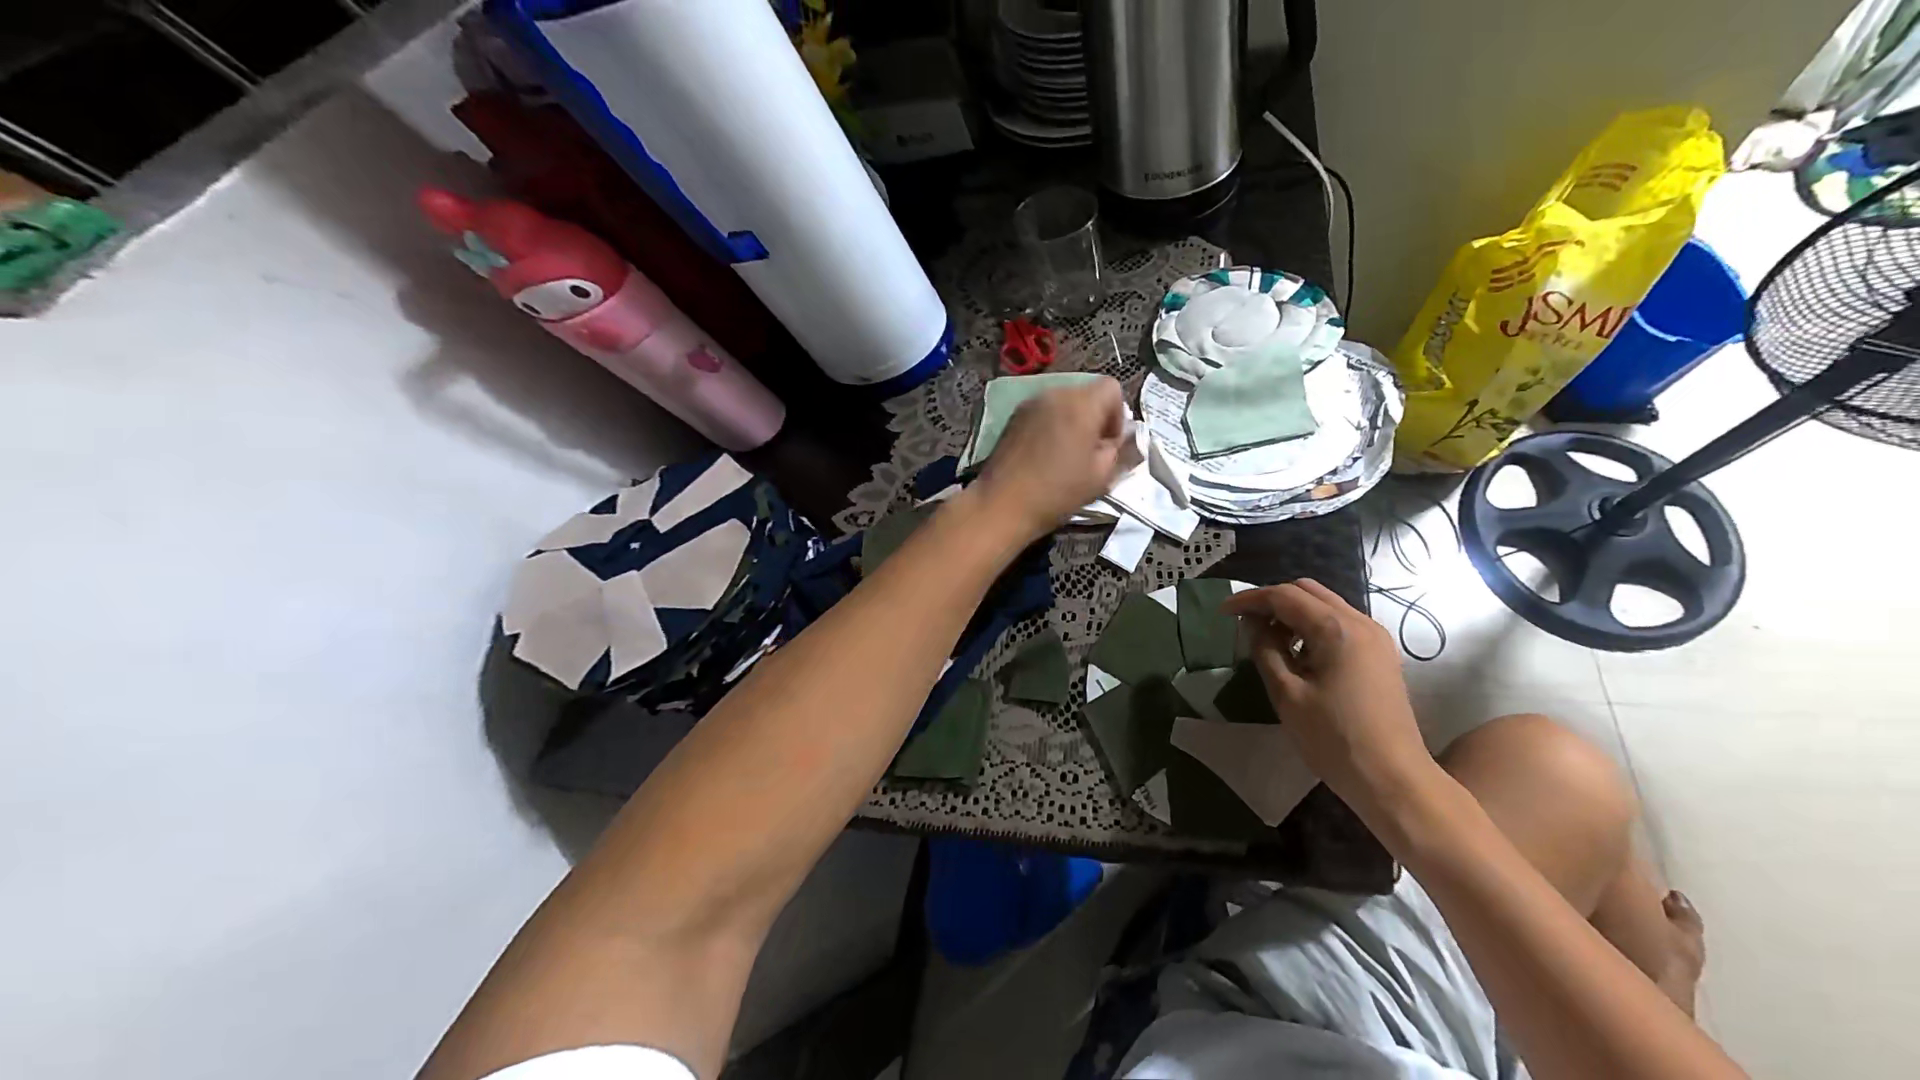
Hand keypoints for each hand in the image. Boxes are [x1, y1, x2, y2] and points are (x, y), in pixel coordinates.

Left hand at [973, 378, 1129, 539]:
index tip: (1108, 444)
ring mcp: (1030, 403)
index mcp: (1081, 404)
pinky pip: (1043, 412)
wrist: (1002, 504)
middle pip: (1086, 393)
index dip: (1117, 415)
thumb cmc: (1056, 492)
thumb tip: (1114, 439)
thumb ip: (1116, 449)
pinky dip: (1051, 426)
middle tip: (1089, 451)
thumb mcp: (1100, 476)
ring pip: (1064, 402)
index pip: (1111, 388)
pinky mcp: (1014, 417)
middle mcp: (1055, 394)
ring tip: (1066, 455)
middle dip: (1094, 418)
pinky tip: (1045, 455)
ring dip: (1072, 422)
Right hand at [1222, 579, 1435, 815]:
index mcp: (1336, 629)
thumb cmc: (1333, 738)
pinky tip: (1297, 653)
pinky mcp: (1380, 654)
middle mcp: (1360, 622)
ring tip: (1267, 640)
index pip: (1285, 596)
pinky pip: (1339, 623)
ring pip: (1325, 605)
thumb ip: (1265, 649)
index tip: (1222, 613)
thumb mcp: (1286, 693)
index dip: (1249, 600)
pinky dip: (1312, 626)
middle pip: (1308, 591)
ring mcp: (1375, 637)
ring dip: (1292, 613)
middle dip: (1272, 601)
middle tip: (1245, 624)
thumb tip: (1251, 623)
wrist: (1392, 778)